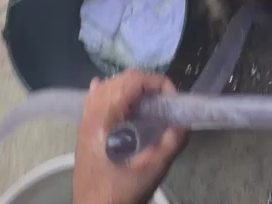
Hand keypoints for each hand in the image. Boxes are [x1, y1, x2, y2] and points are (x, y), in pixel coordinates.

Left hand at [73, 72, 187, 203]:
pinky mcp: (85, 131)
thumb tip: (186, 122)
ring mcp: (86, 121)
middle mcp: (92, 114)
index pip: (133, 81)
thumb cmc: (120, 194)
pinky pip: (96, 99)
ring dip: (132, 88)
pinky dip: (112, 93)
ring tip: (149, 105)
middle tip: (164, 104)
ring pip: (110, 86)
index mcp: (105, 119)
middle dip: (148, 84)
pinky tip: (121, 100)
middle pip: (122, 79)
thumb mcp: (152, 170)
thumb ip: (171, 143)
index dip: (157, 83)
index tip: (172, 100)